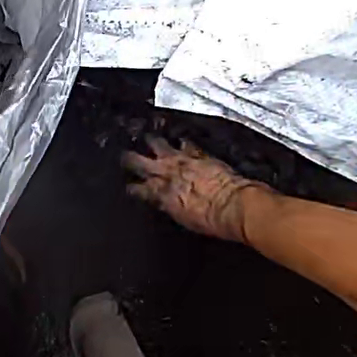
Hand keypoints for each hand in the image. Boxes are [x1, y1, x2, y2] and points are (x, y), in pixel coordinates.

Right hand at [122, 136, 271, 244]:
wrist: (232, 205)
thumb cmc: (209, 219)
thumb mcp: (181, 218)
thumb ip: (168, 206)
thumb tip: (163, 202)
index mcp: (159, 193)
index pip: (137, 189)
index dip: (132, 188)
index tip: (130, 188)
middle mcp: (165, 173)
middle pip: (138, 162)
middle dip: (129, 159)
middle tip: (124, 155)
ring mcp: (180, 160)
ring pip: (158, 144)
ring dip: (151, 141)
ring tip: (147, 137)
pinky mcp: (197, 154)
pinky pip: (185, 143)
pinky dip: (182, 142)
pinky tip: (181, 140)